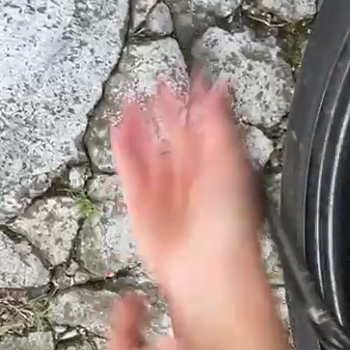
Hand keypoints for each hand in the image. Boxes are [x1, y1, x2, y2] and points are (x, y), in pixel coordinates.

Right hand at [110, 79, 305, 349]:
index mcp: (218, 169)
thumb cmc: (227, 228)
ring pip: (150, 154)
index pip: (204, 129)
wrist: (206, 270)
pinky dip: (124, 153)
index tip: (188, 79)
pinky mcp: (142, 209)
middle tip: (154, 84)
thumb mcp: (230, 166)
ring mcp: (165, 194)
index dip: (194, 103)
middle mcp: (192, 179)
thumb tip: (219, 89)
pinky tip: (119, 130)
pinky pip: (131, 174)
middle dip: (164, 112)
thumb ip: (220, 126)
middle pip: (175, 138)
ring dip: (140, 128)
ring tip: (129, 101)